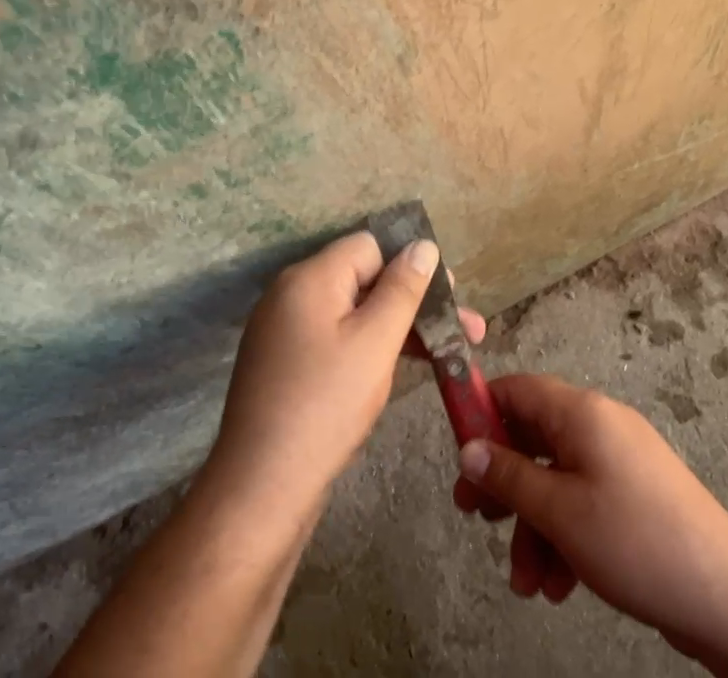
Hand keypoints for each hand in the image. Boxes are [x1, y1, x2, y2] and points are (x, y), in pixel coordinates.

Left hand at [207, 230, 483, 508]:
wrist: (263, 482)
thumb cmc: (327, 404)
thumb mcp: (376, 341)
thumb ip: (403, 289)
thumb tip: (422, 245)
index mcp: (309, 279)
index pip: (369, 246)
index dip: (411, 265)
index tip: (450, 299)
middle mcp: (291, 295)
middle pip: (363, 278)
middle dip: (414, 302)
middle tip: (464, 331)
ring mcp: (284, 331)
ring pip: (352, 313)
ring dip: (397, 328)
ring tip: (444, 356)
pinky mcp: (286, 363)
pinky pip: (336, 339)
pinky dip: (369, 347)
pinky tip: (399, 368)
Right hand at [454, 375, 727, 666]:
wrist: (721, 592)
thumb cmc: (633, 539)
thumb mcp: (557, 510)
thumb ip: (508, 476)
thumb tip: (469, 449)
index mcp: (582, 413)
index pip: (518, 389)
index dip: (481, 412)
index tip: (456, 451)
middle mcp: (601, 427)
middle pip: (533, 440)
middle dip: (503, 484)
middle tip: (475, 517)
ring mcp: (621, 463)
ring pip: (556, 483)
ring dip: (532, 529)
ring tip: (525, 582)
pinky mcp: (634, 497)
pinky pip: (583, 505)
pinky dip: (563, 538)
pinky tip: (558, 584)